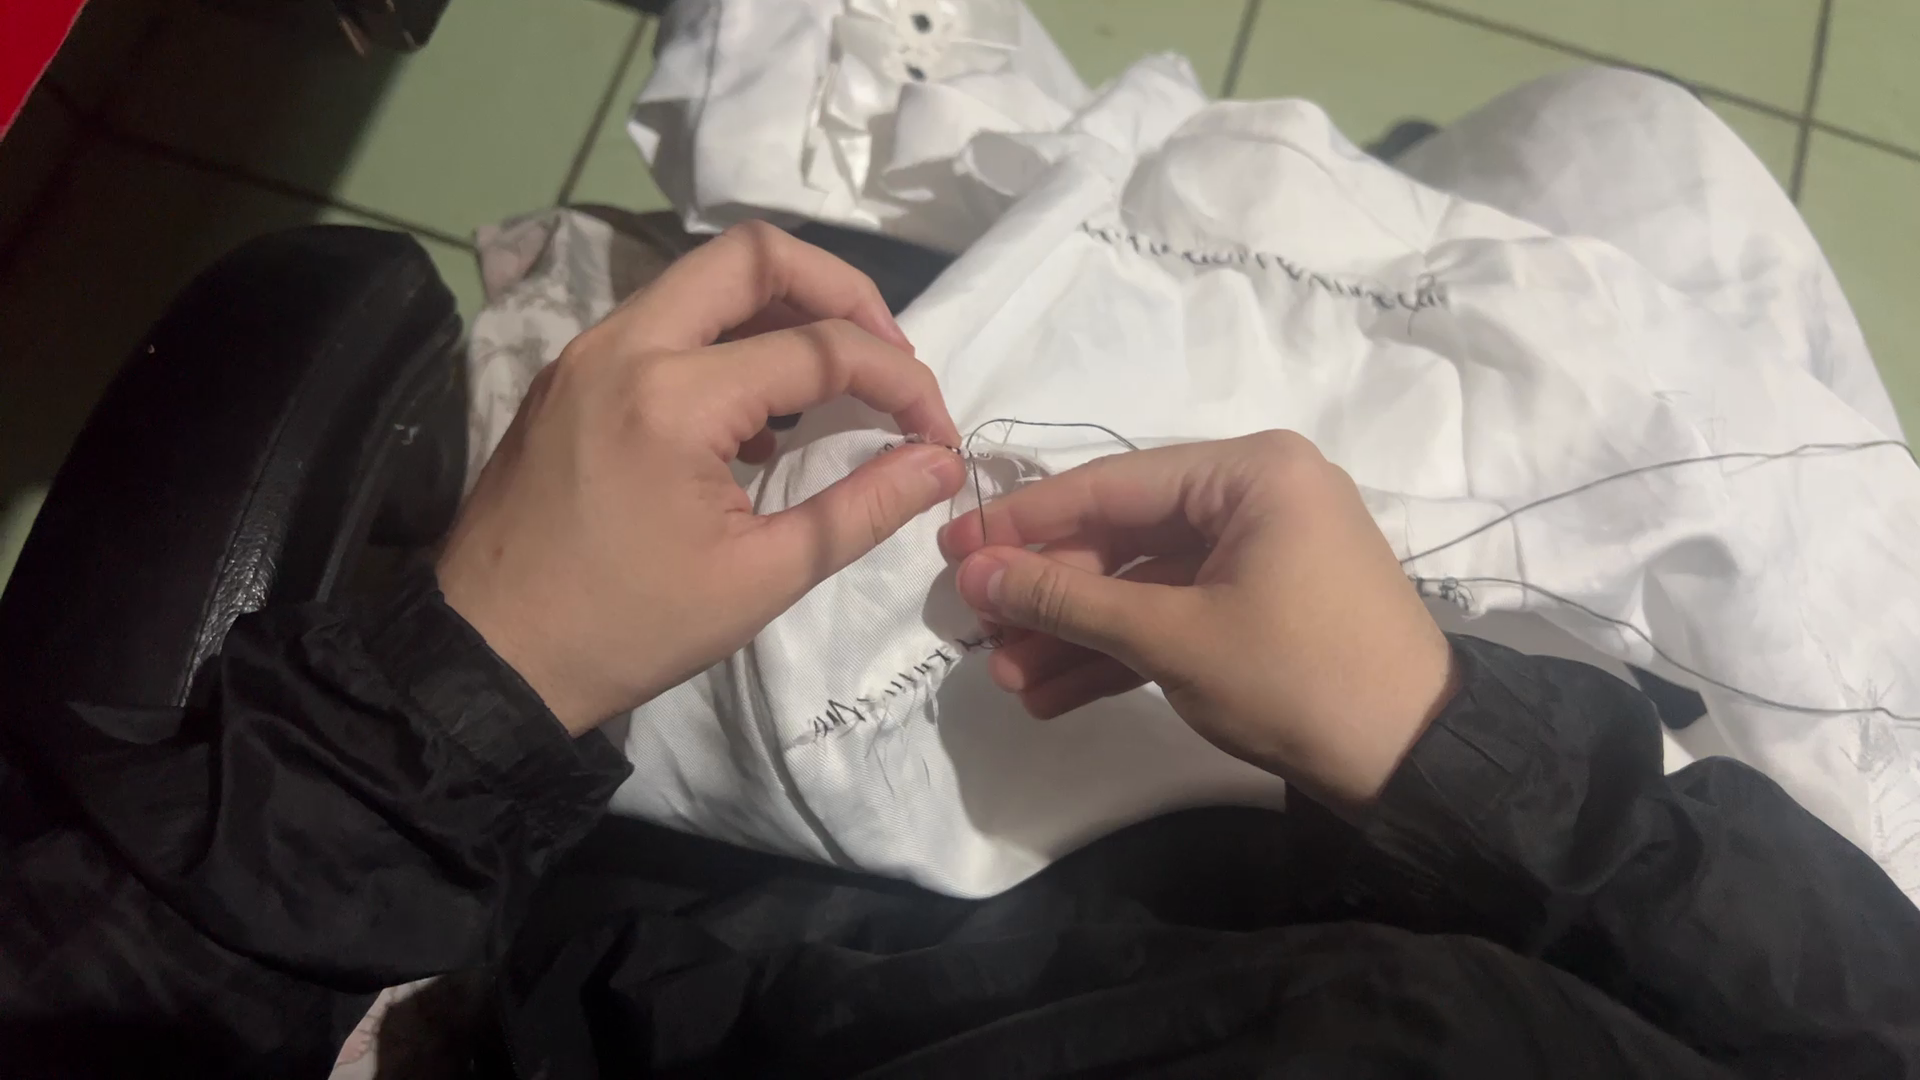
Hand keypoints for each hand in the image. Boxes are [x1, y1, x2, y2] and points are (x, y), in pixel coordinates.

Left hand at [438, 222, 965, 733]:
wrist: (488, 659)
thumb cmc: (631, 628)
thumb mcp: (765, 578)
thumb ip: (864, 510)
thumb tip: (939, 462)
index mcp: (673, 396)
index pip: (821, 349)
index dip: (901, 381)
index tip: (936, 431)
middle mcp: (624, 344)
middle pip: (756, 255)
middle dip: (845, 294)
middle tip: (891, 354)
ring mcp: (589, 352)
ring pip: (708, 280)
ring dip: (788, 309)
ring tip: (839, 376)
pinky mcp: (574, 374)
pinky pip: (671, 323)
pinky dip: (735, 340)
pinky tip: (759, 413)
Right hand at [937, 431, 1456, 808]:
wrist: (1420, 773)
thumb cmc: (1297, 680)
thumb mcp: (1170, 637)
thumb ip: (1066, 597)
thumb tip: (973, 572)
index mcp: (1246, 473)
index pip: (1108, 486)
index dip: (1023, 520)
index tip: (953, 547)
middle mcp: (1247, 497)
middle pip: (1118, 536)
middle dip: (1049, 593)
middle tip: (979, 626)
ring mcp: (1248, 554)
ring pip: (1137, 584)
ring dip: (1074, 632)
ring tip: (1008, 675)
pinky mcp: (1247, 603)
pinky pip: (1168, 615)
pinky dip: (1117, 652)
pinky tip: (1052, 693)